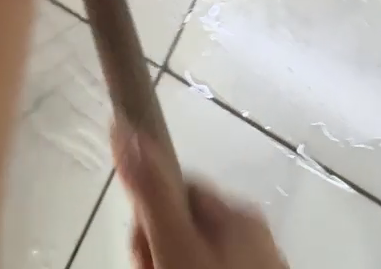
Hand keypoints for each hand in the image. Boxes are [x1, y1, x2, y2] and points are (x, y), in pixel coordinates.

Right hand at [115, 129, 288, 268]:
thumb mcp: (177, 246)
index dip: (148, 218)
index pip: (175, 188)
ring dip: (168, 268)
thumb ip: (150, 188)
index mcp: (239, 212)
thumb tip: (123, 125)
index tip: (141, 249)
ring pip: (192, 259)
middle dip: (158, 252)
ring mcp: (257, 268)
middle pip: (183, 227)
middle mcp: (253, 235)